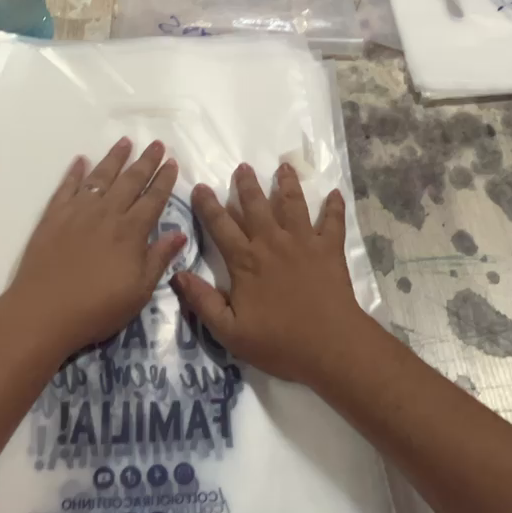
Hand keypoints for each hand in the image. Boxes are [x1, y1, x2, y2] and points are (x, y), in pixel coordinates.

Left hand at [3, 137, 182, 354]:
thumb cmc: (97, 308)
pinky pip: (66, 186)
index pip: (153, 199)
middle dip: (146, 161)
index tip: (172, 163)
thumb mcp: (139, 291)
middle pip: (130, 181)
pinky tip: (81, 160)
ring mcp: (78, 211)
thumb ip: (159, 259)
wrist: (43, 311)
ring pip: (101, 176)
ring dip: (115, 158)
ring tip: (126, 142)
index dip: (164, 180)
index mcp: (131, 231)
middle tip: (157, 144)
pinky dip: (75, 172)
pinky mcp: (53, 216)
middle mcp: (107, 213)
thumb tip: (180, 233)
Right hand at [174, 162, 379, 386]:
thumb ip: (203, 301)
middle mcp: (272, 242)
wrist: (329, 345)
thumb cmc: (278, 342)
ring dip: (287, 184)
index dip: (208, 205)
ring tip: (284, 167)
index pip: (220, 226)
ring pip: (293, 204)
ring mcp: (303, 242)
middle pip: (256, 205)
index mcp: (245, 260)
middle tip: (243, 167)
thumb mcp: (229, 331)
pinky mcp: (329, 249)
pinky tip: (334, 193)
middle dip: (247, 184)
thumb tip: (177, 274)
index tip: (200, 186)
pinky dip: (334, 207)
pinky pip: (333, 222)